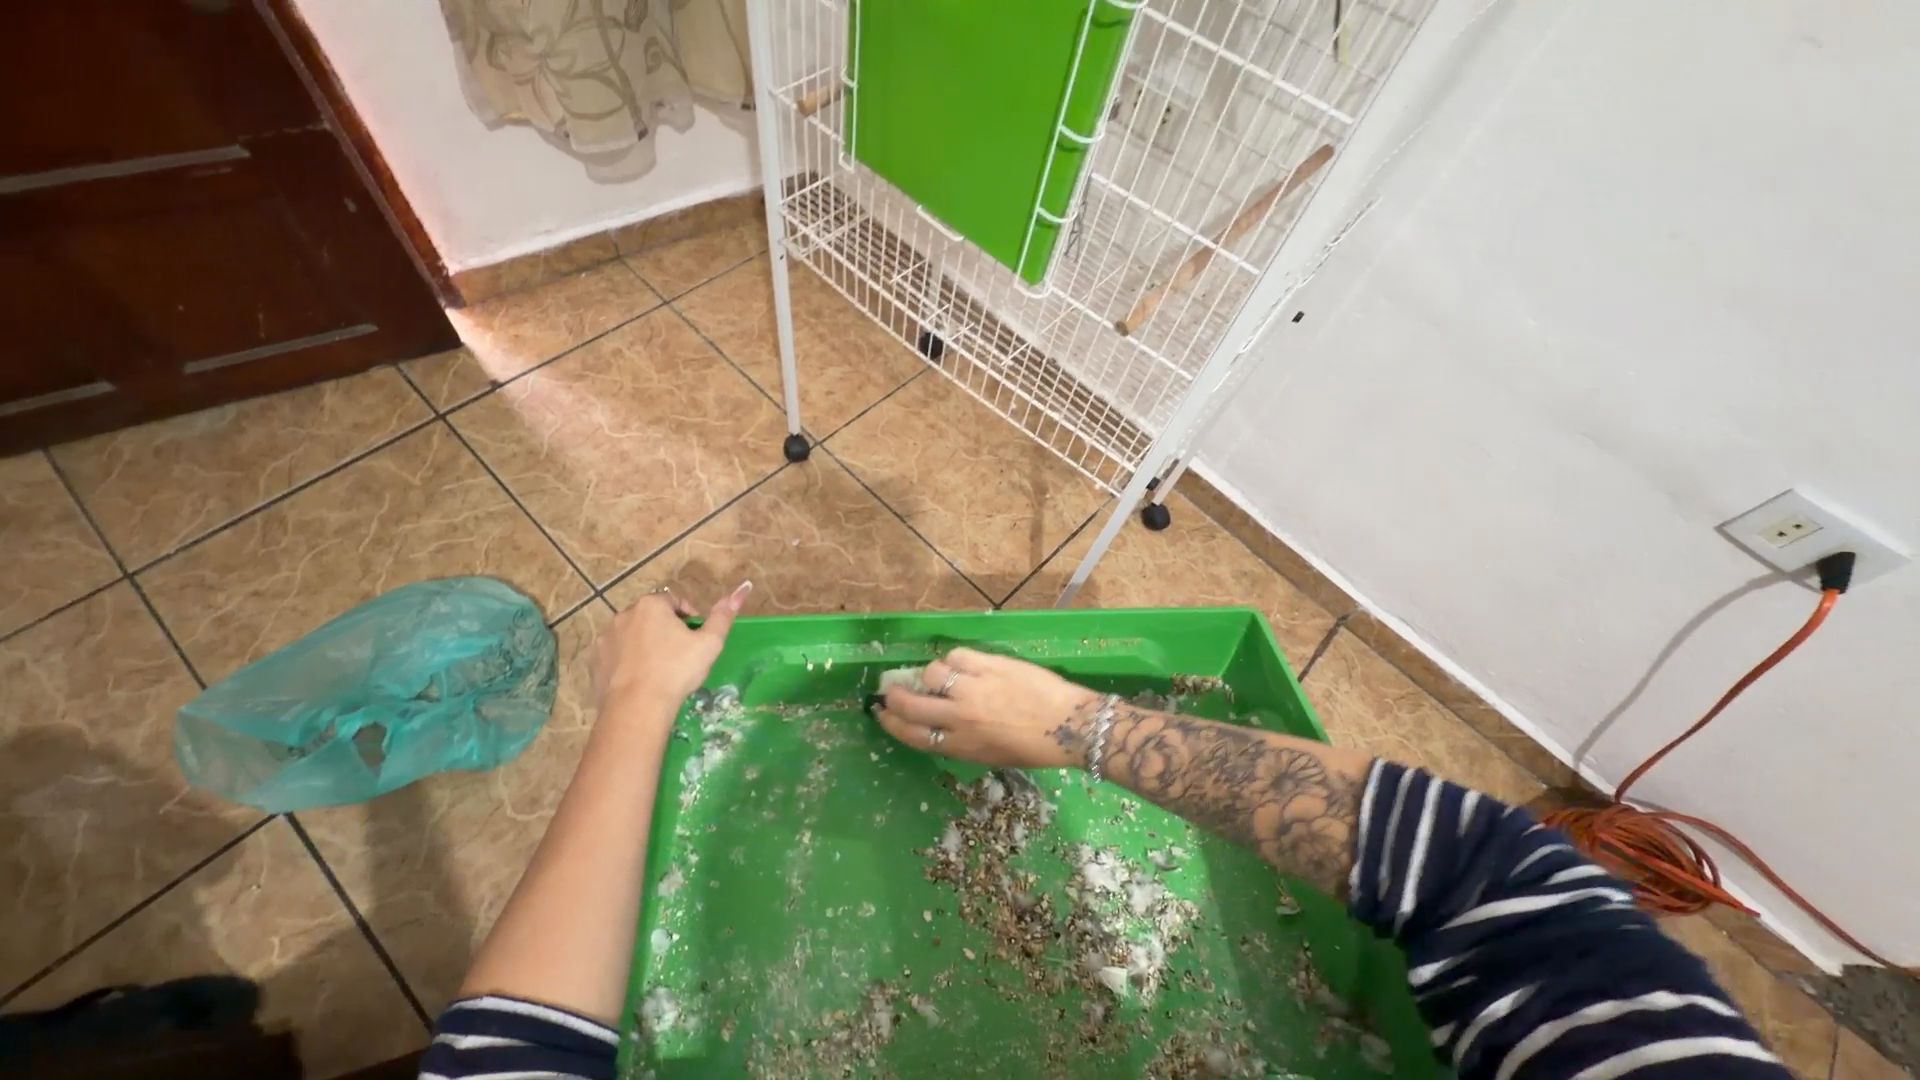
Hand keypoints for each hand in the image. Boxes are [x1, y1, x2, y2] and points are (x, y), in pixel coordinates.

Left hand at [592, 582, 751, 711]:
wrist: (637, 707)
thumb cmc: (677, 670)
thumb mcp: (710, 643)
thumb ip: (724, 615)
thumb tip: (743, 588)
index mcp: (652, 605)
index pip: (675, 601)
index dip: (689, 618)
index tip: (696, 638)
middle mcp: (624, 614)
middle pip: (651, 616)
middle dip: (665, 629)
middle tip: (680, 654)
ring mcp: (605, 637)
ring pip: (631, 634)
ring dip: (645, 643)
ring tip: (659, 668)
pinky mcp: (594, 660)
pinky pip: (615, 654)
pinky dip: (626, 661)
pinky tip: (640, 679)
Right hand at [872, 647, 1101, 768]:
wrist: (1070, 726)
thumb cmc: (1033, 747)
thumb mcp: (990, 755)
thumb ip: (961, 740)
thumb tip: (938, 723)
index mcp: (961, 746)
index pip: (913, 734)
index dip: (891, 723)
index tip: (882, 713)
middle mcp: (961, 718)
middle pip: (912, 705)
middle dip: (895, 697)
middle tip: (891, 691)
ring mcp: (974, 689)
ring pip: (931, 674)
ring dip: (930, 675)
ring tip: (941, 676)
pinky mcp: (989, 666)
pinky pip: (956, 656)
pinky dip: (954, 660)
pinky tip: (962, 664)